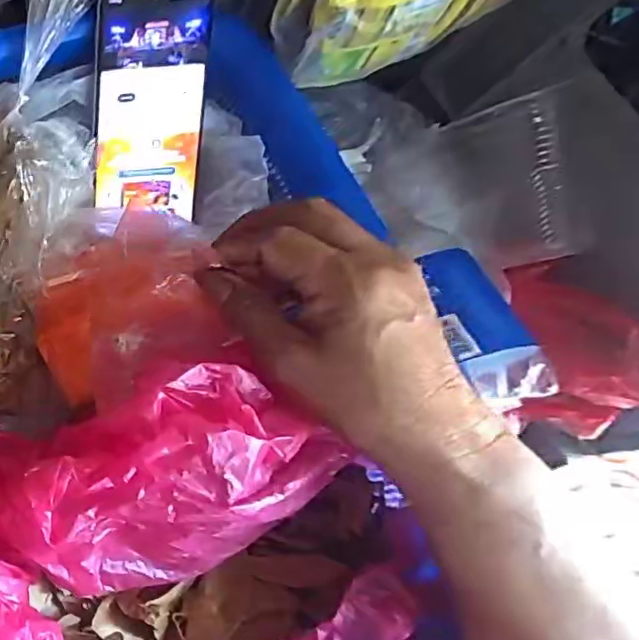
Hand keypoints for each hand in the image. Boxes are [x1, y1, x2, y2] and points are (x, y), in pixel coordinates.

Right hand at [197, 199, 507, 478]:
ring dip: (283, 235)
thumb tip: (210, 278)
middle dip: (257, 226)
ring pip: (329, 222)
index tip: (206, 268)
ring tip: (251, 269)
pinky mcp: (400, 275)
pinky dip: (308, 249)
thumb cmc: (354, 400)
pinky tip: (287, 282)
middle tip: (225, 254)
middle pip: (308, 211)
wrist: (432, 427)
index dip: (234, 247)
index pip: (278, 238)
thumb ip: (246, 310)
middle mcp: (376, 255)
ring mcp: (394, 261)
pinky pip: (345, 242)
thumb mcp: (287, 359)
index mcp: (347, 276)